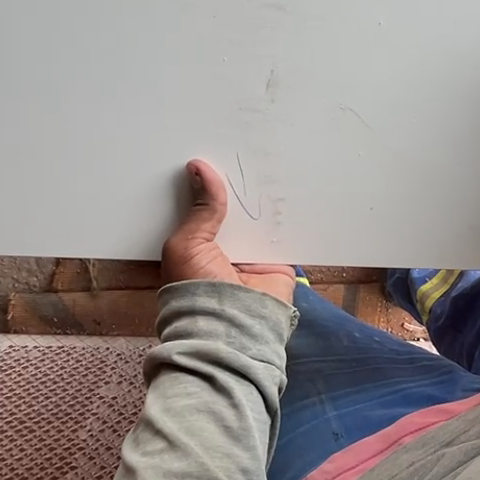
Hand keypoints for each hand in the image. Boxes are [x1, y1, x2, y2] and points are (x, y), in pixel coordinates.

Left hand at [161, 159, 296, 303]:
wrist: (232, 327)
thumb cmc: (196, 290)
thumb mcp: (187, 244)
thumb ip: (200, 209)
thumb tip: (199, 167)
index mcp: (197, 244)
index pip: (204, 207)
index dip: (210, 184)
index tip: (218, 154)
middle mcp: (225, 248)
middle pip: (235, 210)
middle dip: (240, 187)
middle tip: (246, 151)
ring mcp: (253, 255)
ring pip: (261, 219)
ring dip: (265, 198)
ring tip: (270, 162)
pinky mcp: (279, 261)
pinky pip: (285, 234)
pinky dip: (289, 216)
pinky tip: (292, 188)